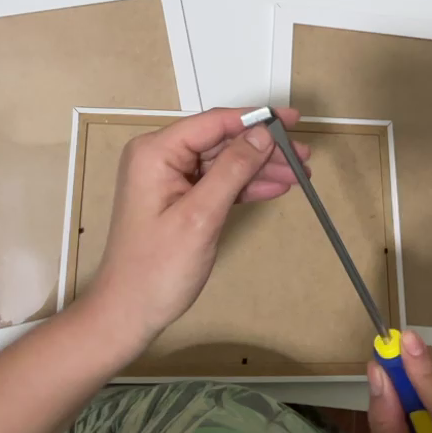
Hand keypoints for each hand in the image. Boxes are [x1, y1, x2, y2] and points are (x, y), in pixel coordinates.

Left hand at [80, 107, 310, 347]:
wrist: (128, 313)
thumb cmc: (158, 267)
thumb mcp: (201, 216)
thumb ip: (232, 170)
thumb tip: (262, 133)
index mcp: (156, 151)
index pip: (214, 122)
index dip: (255, 118)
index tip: (292, 119)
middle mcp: (160, 156)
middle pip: (221, 140)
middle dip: (263, 148)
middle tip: (303, 156)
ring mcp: (169, 177)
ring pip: (223, 161)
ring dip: (259, 167)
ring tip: (299, 173)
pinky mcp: (178, 197)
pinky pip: (217, 181)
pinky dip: (245, 185)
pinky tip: (275, 186)